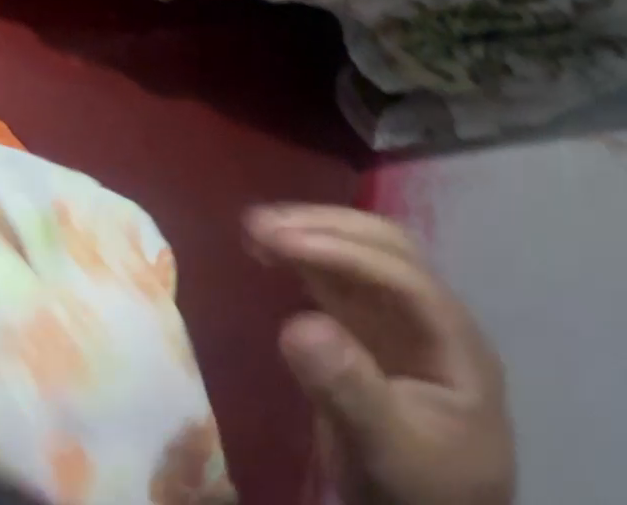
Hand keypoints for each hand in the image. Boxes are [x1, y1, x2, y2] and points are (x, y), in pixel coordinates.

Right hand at [246, 205, 513, 504]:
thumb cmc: (412, 483)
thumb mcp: (383, 445)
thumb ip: (348, 388)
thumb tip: (298, 322)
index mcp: (454, 345)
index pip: (402, 277)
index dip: (338, 251)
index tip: (272, 240)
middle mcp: (430, 321)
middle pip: (387, 248)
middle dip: (322, 227)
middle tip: (256, 225)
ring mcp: (397, 321)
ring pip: (360, 251)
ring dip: (309, 231)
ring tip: (252, 230)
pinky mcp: (362, 326)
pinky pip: (334, 274)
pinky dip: (299, 253)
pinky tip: (264, 252)